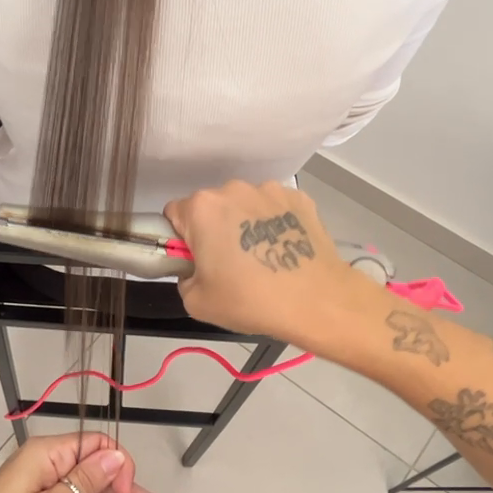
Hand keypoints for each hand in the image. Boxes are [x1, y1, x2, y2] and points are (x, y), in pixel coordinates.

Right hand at [164, 180, 384, 352]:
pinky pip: (274, 208)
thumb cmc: (250, 300)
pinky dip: (274, 224)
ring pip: (244, 205)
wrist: (318, 301)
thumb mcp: (196, 302)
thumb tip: (196, 269)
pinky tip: (283, 250)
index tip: (195, 260)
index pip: (174, 214)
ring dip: (245, 224)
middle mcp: (233, 189)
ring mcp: (269, 190)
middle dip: (214, 229)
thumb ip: (183, 278)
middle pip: (211, 207)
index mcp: (201, 208)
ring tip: (262, 258)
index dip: (181, 239)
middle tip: (228, 264)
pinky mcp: (299, 198)